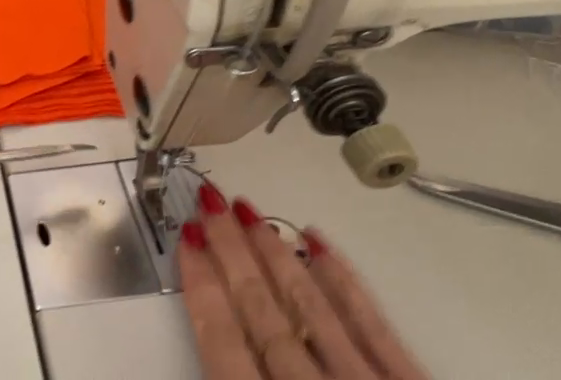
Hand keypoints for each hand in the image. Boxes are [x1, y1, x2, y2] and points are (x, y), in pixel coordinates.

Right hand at [179, 184, 429, 379]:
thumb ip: (230, 377)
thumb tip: (210, 339)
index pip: (221, 339)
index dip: (201, 283)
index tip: (188, 236)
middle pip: (260, 308)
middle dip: (230, 248)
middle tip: (210, 199)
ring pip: (308, 304)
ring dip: (275, 252)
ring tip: (249, 209)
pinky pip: (372, 324)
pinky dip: (344, 281)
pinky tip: (320, 242)